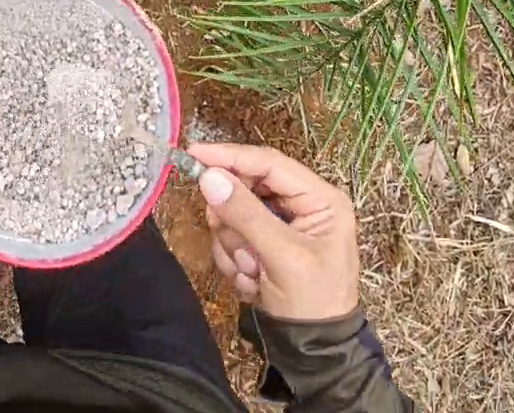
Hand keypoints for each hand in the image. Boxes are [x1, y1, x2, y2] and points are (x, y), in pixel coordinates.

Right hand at [186, 142, 359, 322]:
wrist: (314, 357)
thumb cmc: (312, 304)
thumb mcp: (283, 258)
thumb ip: (246, 215)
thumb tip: (208, 177)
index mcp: (320, 199)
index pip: (268, 163)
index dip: (230, 156)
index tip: (193, 155)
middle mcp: (302, 204)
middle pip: (247, 186)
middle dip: (233, 217)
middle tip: (227, 237)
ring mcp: (282, 223)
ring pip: (234, 211)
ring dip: (234, 244)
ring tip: (251, 272)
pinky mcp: (265, 241)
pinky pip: (232, 233)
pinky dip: (234, 257)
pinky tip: (251, 280)